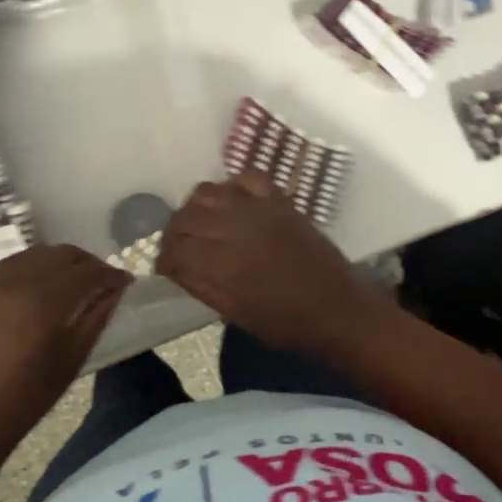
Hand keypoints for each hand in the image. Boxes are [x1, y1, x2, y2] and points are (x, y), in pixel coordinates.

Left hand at [0, 245, 130, 451]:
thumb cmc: (25, 398)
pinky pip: (12, 263)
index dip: (112, 275)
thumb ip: (96, 318)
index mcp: (44, 303)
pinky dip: (34, 266)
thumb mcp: (71, 360)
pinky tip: (42, 286)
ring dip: (61, 262)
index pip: (89, 272)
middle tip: (103, 282)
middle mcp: (16, 282)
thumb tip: (116, 290)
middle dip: (89, 263)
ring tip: (74, 283)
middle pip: (63, 254)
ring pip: (37, 253)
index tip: (126, 283)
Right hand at [157, 173, 390, 353]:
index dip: (165, 259)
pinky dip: (233, 187)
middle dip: (175, 234)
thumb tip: (174, 267)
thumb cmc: (286, 323)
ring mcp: (259, 210)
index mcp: (221, 266)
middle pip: (185, 218)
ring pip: (208, 192)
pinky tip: (234, 205)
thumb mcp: (235, 313)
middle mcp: (234, 230)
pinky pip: (247, 178)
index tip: (167, 268)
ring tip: (202, 225)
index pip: (174, 250)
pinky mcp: (280, 201)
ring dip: (197, 208)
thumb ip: (201, 286)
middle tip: (180, 248)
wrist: (337, 309)